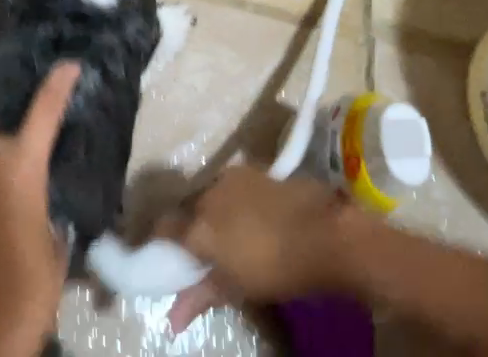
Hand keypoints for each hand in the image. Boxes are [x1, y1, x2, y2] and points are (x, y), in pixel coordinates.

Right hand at [162, 166, 355, 332]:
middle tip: (208, 247)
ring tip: (233, 230)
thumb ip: (200, 296)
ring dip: (214, 210)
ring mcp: (229, 178)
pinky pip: (232, 184)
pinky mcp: (252, 168)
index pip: (163, 228)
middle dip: (193, 226)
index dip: (163, 240)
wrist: (324, 233)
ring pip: (210, 194)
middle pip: (188, 210)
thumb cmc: (278, 269)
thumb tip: (171, 320)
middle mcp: (205, 196)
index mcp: (197, 228)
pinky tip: (253, 212)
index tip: (170, 253)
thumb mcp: (237, 288)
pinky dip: (234, 197)